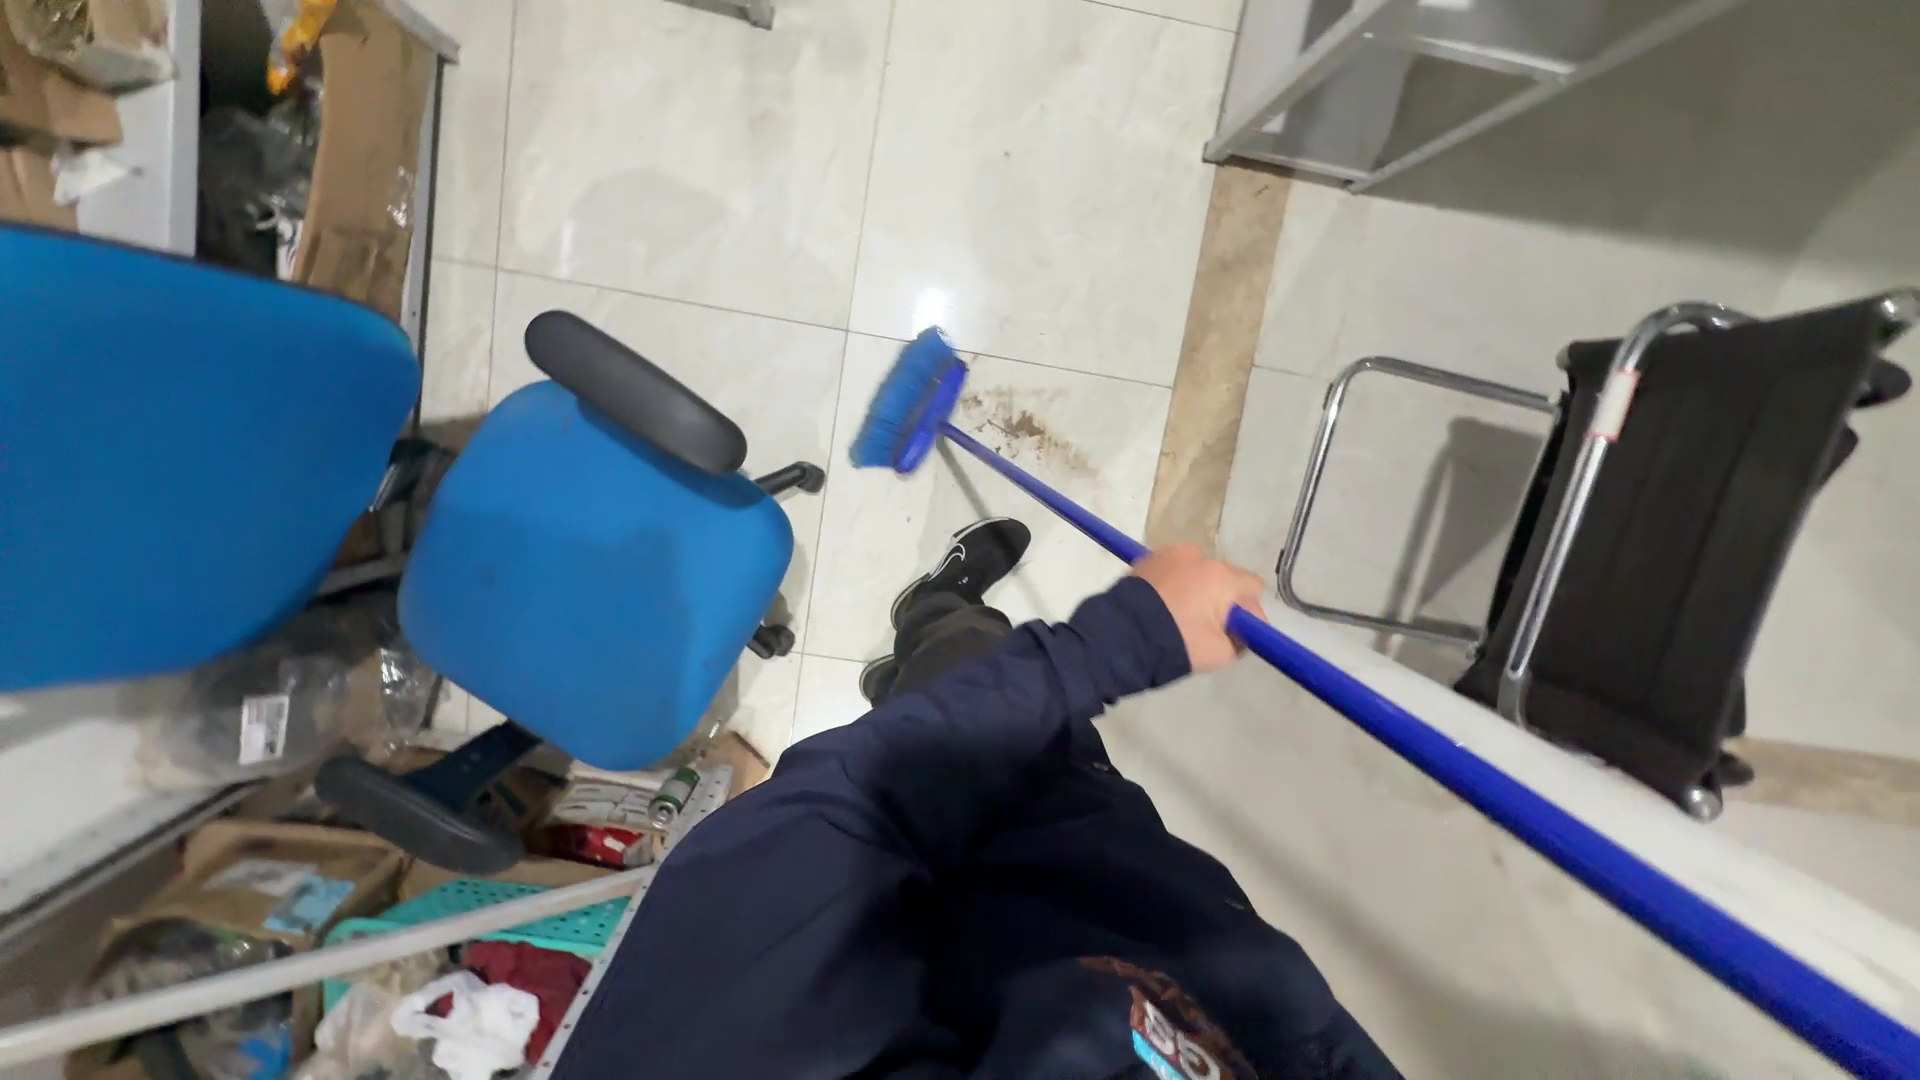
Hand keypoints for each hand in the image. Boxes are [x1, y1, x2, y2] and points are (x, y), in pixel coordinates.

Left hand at [1129, 545, 1267, 672]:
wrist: (1121, 635)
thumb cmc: (1178, 642)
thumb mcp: (1221, 653)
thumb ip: (1241, 640)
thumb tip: (1239, 631)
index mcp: (1221, 576)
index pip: (1251, 586)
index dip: (1249, 609)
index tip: (1238, 630)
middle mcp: (1197, 556)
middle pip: (1221, 577)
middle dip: (1220, 600)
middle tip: (1207, 627)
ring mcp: (1168, 554)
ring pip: (1194, 572)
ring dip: (1195, 589)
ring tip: (1179, 617)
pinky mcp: (1145, 560)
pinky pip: (1170, 571)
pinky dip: (1172, 585)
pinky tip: (1161, 607)